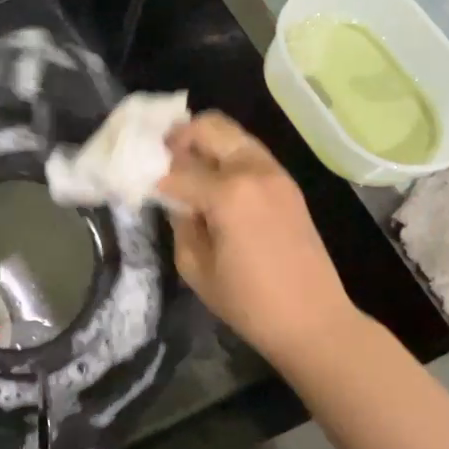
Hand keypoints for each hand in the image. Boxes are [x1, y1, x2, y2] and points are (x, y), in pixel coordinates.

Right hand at [156, 113, 360, 361]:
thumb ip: (181, 224)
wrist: (313, 319)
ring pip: (232, 134)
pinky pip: (248, 153)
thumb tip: (176, 201)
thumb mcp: (195, 267)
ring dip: (204, 143)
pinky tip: (210, 182)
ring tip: (182, 167)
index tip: (135, 185)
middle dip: (179, 137)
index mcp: (228, 193)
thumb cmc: (248, 302)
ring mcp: (275, 174)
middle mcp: (252, 171)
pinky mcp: (286, 184)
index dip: (151, 177)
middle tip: (158, 157)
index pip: (176, 170)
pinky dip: (225, 156)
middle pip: (209, 128)